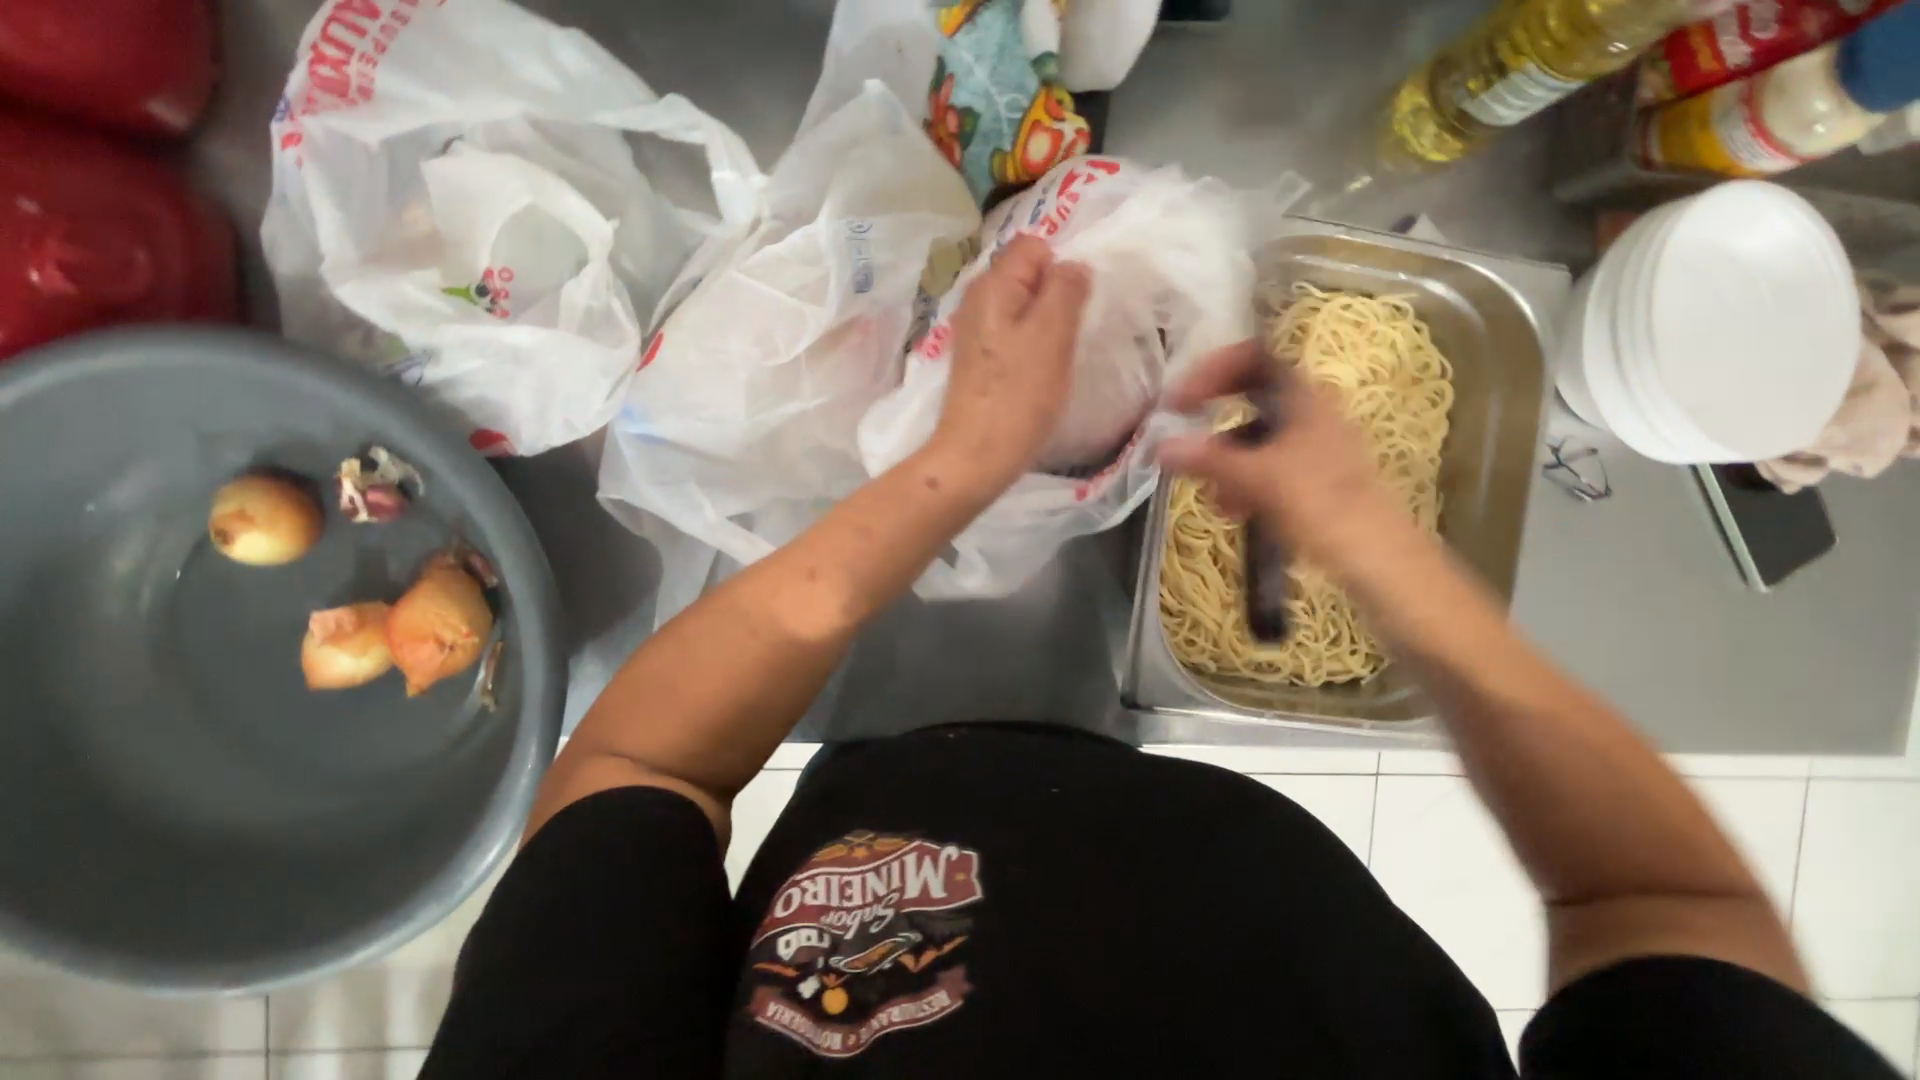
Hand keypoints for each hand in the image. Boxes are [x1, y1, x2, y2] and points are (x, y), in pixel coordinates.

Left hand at [929, 233, 1092, 488]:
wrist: (976, 456)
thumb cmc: (1019, 396)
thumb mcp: (1052, 335)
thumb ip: (1066, 289)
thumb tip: (1074, 265)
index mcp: (992, 284)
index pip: (1034, 245)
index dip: (1062, 265)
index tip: (1079, 303)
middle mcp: (977, 299)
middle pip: (1027, 274)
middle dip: (1056, 294)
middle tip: (1072, 330)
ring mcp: (975, 331)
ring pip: (1022, 306)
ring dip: (1046, 322)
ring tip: (1059, 353)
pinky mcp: (979, 360)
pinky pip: (1013, 334)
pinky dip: (1032, 344)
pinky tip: (1040, 371)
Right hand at [1156, 340, 1411, 571]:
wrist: (1381, 559)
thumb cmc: (1322, 506)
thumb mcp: (1257, 479)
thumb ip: (1207, 459)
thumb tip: (1160, 447)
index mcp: (1303, 397)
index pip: (1251, 357)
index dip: (1210, 370)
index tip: (1179, 402)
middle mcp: (1312, 413)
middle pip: (1250, 401)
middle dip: (1213, 427)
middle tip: (1186, 449)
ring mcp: (1317, 446)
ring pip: (1258, 441)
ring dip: (1226, 464)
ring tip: (1212, 496)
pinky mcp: (1319, 480)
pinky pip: (1270, 469)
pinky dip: (1246, 484)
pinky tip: (1234, 511)